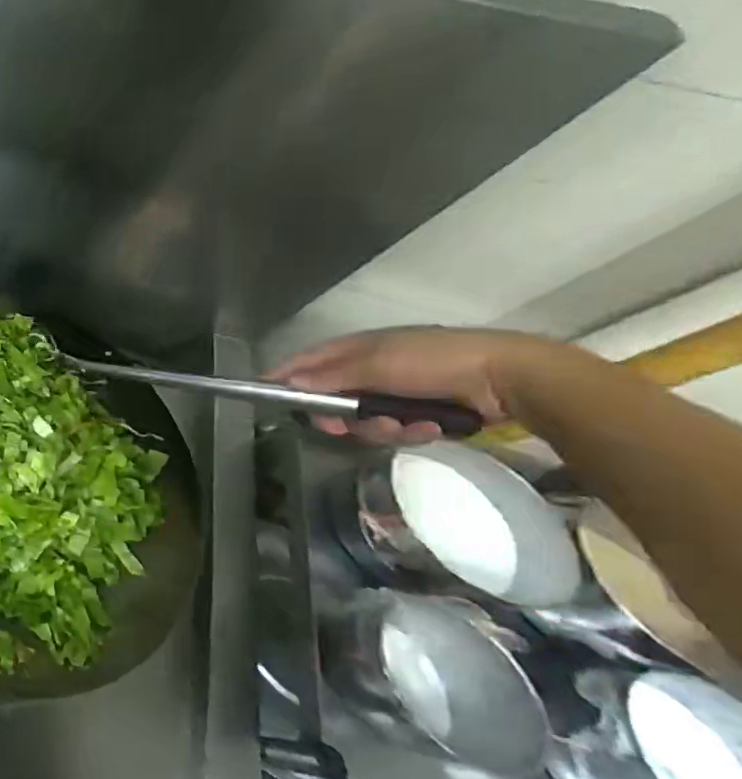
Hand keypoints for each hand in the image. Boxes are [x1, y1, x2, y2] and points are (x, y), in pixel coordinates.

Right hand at [266, 327, 551, 443]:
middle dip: (340, 415)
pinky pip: (398, 427)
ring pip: (365, 418)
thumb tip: (288, 382)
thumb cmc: (436, 360)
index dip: (286, 376)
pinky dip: (411, 430)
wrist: (511, 378)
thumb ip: (332, 376)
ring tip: (406, 426)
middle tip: (341, 427)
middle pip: (333, 397)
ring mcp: (398, 390)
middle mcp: (372, 368)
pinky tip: (431, 426)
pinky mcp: (422, 410)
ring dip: (381, 427)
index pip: (308, 361)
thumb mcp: (378, 364)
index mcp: (357, 348)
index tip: (267, 393)